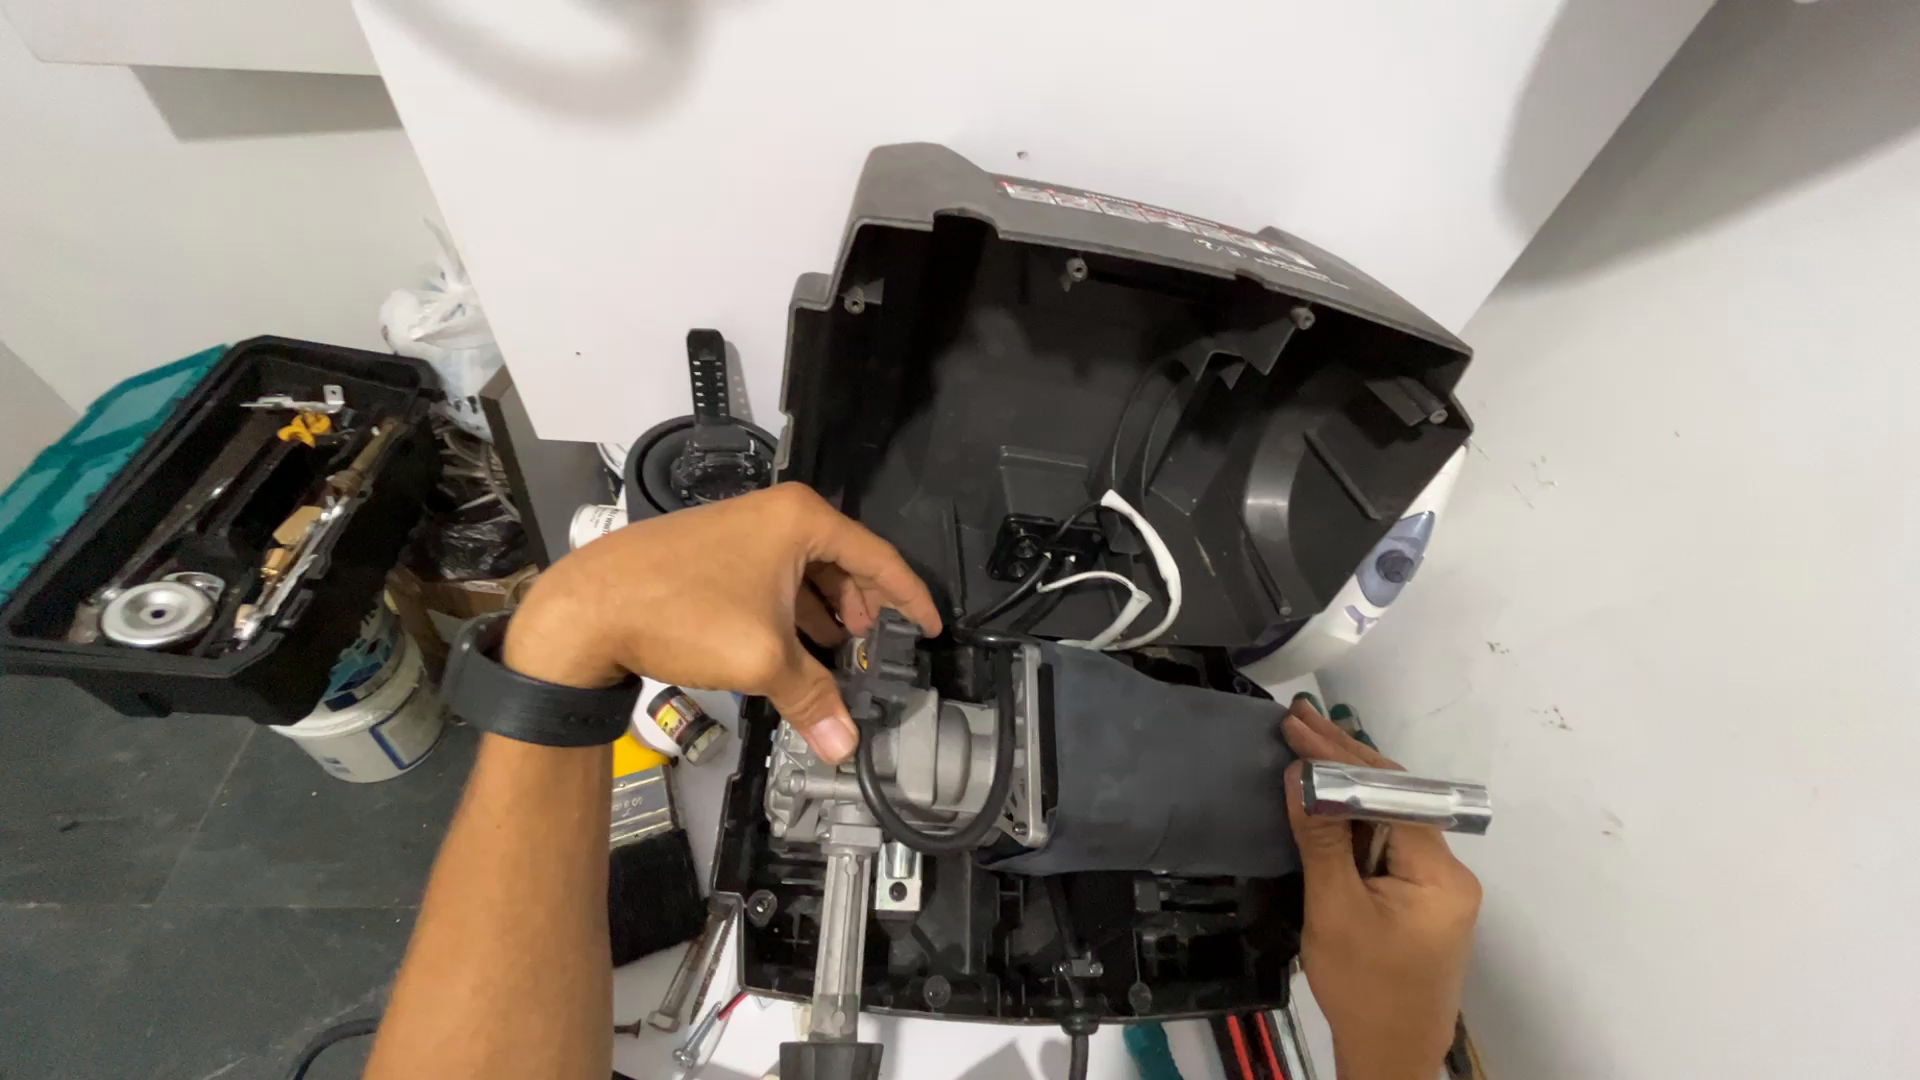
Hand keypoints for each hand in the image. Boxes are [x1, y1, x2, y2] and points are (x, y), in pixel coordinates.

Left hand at [501, 483, 941, 762]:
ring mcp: (746, 527)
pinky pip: (776, 574)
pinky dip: (794, 606)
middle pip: (844, 561)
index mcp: (802, 520)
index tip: (930, 626)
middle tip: (878, 645)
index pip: (878, 558)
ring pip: (808, 569)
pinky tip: (794, 641)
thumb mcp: (762, 658)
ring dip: (828, 609)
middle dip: (864, 606)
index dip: (909, 596)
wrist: (586, 607)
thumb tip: (844, 746)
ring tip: (839, 649)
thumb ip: (812, 697)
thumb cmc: (683, 614)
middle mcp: (778, 513)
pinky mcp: (719, 548)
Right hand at [1283, 700, 1481, 1079]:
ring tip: (1305, 737)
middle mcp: (1444, 870)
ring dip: (1344, 776)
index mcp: (1439, 874)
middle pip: (1392, 794)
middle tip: (1296, 717)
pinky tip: (1323, 788)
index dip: (1341, 754)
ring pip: (1385, 812)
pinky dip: (1348, 808)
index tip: (1296, 726)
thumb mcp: (1335, 910)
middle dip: (1343, 753)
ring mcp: (1431, 883)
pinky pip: (1380, 836)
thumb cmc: (1364, 988)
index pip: (1389, 793)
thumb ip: (1321, 839)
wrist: (1390, 1057)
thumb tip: (1300, 773)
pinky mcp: (1413, 894)